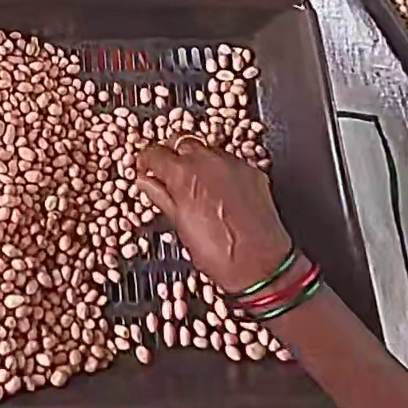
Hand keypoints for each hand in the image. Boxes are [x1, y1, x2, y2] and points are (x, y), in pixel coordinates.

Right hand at [135, 138, 296, 294]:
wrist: (262, 267)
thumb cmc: (220, 253)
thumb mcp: (179, 225)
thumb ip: (161, 196)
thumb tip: (147, 182)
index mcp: (183, 174)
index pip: (154, 153)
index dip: (146, 161)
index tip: (145, 169)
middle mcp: (207, 162)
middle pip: (180, 141)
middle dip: (171, 154)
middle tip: (167, 172)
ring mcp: (232, 165)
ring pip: (205, 148)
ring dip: (195, 159)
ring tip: (193, 180)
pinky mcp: (251, 172)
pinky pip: (228, 160)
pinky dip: (218, 168)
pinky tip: (217, 188)